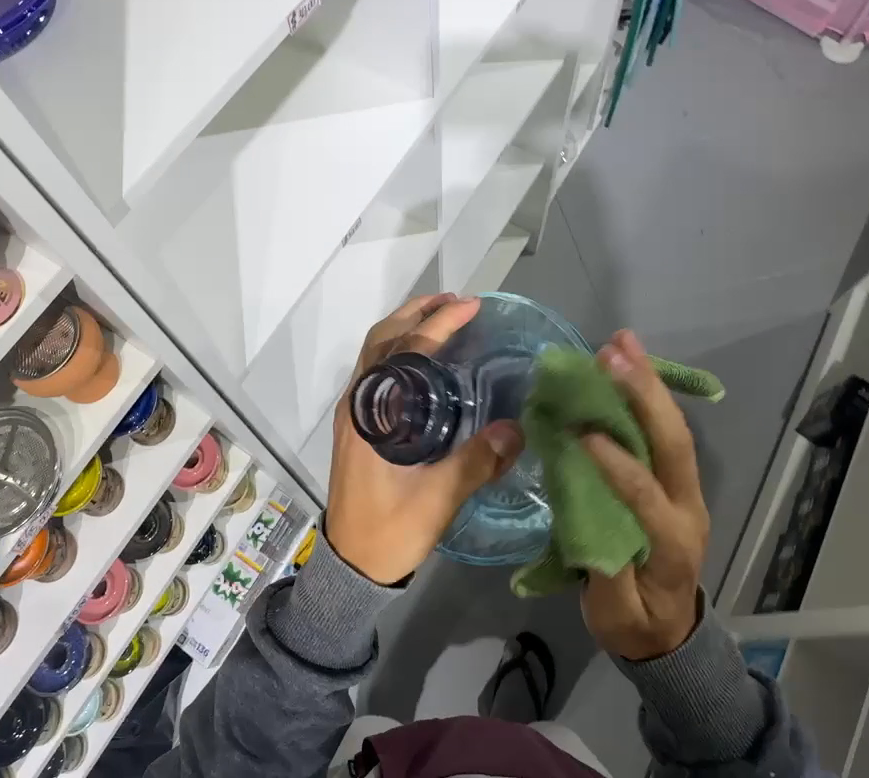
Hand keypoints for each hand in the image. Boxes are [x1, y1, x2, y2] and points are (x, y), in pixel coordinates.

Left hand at [324, 294, 525, 584]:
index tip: (470, 307)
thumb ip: (475, 463)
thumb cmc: (389, 531)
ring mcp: (354, 414)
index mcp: (370, 414)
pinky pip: (378, 372)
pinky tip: (428, 362)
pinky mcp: (359, 426)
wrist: (352, 567)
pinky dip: (401, 351)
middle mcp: (357, 404)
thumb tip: (516, 428)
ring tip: (444, 318)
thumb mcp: (437, 500)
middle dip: (418, 313)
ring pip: (376, 353)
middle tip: (457, 302)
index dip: (438, 324)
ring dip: (407, 328)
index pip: (404, 351)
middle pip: (382, 339)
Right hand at [580, 329, 709, 661]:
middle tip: (612, 354)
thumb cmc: (636, 625)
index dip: (617, 464)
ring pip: (671, 428)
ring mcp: (684, 489)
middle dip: (644, 395)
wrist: (669, 635)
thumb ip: (607, 576)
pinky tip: (625, 365)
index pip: (647, 494)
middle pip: (673, 443)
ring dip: (647, 383)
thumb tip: (589, 526)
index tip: (582, 434)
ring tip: (621, 342)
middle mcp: (686, 506)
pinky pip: (662, 432)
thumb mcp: (616, 618)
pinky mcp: (672, 480)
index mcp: (674, 542)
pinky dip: (645, 395)